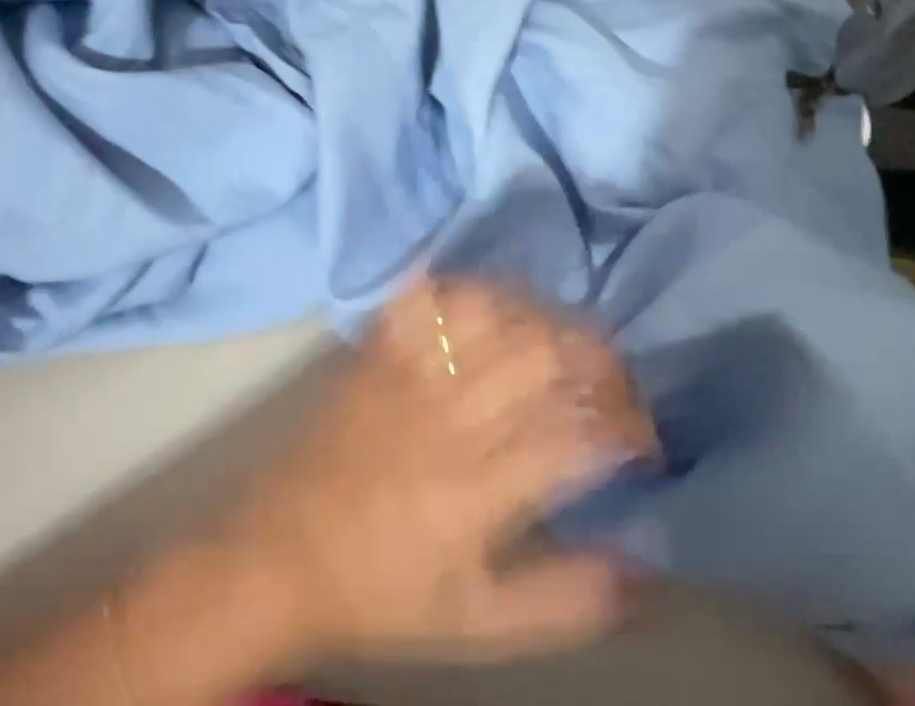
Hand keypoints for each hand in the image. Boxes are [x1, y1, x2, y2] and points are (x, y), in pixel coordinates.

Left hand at [226, 279, 657, 664]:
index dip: (626, 428)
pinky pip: (430, 302)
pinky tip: (499, 308)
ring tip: (566, 346)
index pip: (574, 434)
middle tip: (615, 386)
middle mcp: (446, 423)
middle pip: (543, 357)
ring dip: (546, 321)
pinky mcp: (375, 358)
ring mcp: (406, 381)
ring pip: (496, 320)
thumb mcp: (475, 623)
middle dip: (599, 363)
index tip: (641, 442)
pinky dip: (473, 292)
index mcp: (474, 493)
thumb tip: (639, 571)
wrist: (273, 563)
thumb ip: (560, 599)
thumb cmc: (380, 596)